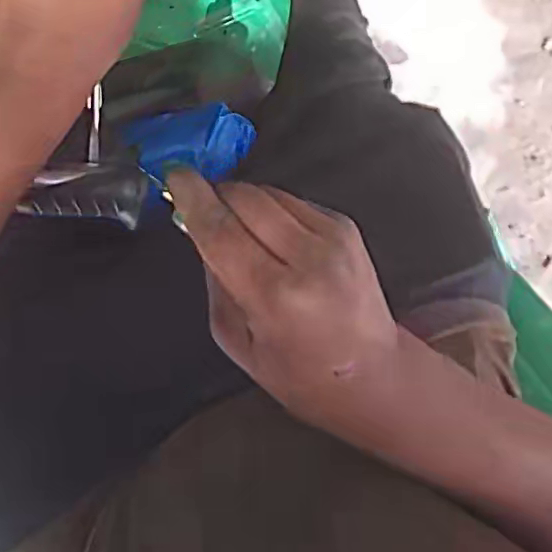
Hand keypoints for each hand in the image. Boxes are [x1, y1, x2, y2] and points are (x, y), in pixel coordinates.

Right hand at [167, 171, 406, 431]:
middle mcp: (308, 259)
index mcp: (275, 296)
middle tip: (203, 209)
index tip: (175, 176)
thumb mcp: (236, 339)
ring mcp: (332, 237)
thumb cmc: (298, 373)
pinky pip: (290, 198)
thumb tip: (197, 227)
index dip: (192, 197)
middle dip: (215, 195)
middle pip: (243, 197)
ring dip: (243, 201)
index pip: (220, 229)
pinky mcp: (345, 225)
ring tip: (242, 231)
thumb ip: (214, 279)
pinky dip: (271, 209)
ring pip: (266, 192)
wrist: (376, 375)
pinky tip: (275, 236)